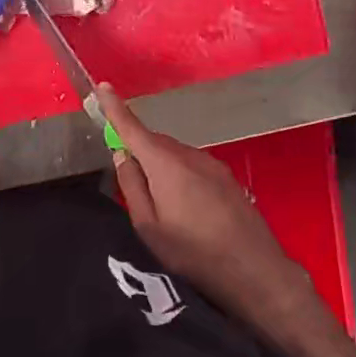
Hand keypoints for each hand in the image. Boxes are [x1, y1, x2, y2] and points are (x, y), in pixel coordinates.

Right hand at [98, 84, 315, 317]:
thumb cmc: (192, 251)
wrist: (253, 269)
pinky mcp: (226, 179)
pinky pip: (191, 166)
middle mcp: (190, 157)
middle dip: (138, 149)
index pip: (134, 129)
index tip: (102, 87)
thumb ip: (131, 186)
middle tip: (127, 179)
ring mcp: (212, 166)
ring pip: (174, 155)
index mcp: (166, 166)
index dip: (116, 108)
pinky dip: (177, 174)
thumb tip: (122, 155)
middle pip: (155, 143)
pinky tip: (182, 206)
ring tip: (158, 204)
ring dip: (159, 166)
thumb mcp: (148, 226)